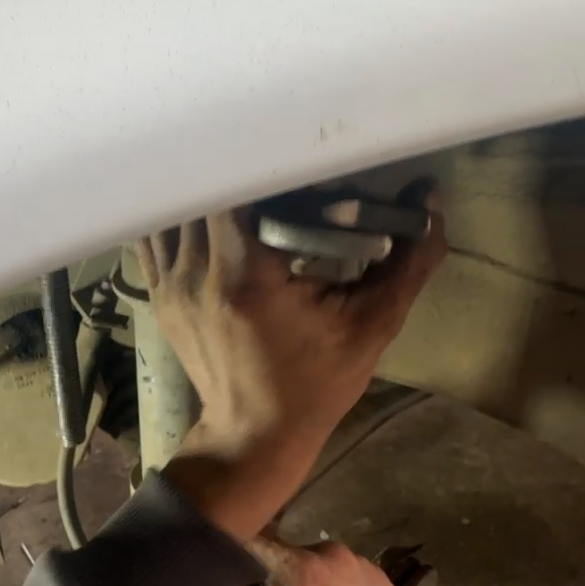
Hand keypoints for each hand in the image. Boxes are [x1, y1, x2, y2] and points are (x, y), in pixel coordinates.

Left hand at [137, 191, 446, 540]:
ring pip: (173, 206)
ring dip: (204, 188)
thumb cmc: (315, 386)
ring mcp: (169, 284)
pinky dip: (177, 214)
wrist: (253, 436)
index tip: (295, 149)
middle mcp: (196, 273)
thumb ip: (407, 263)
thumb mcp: (370, 328)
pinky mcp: (159, 295)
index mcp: (245, 276)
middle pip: (203, 187)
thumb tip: (431, 197)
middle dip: (238, 168)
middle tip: (273, 160)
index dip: (264, 157)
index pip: (237, 183)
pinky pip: (153, 235)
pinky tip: (206, 209)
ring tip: (240, 182)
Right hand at [197, 537, 463, 585]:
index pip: (257, 543)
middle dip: (278, 578)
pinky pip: (353, 579)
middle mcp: (334, 555)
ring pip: (323, 566)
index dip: (240, 556)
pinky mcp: (388, 584)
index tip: (231, 574)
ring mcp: (366, 567)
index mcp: (300, 567)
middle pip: (291, 556)